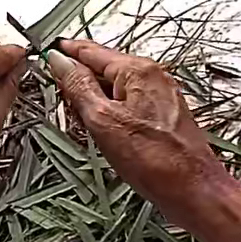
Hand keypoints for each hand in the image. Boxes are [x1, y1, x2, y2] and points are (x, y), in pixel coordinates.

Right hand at [46, 39, 240, 241]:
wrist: (193, 191)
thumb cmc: (155, 160)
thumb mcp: (102, 120)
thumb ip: (78, 86)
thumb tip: (60, 61)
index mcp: (138, 70)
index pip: (92, 51)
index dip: (66, 52)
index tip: (47, 52)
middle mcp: (152, 76)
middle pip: (103, 67)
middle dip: (78, 78)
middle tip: (57, 92)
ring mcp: (160, 95)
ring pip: (114, 86)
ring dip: (92, 98)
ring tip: (77, 116)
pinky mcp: (162, 114)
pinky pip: (127, 102)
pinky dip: (108, 110)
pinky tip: (100, 129)